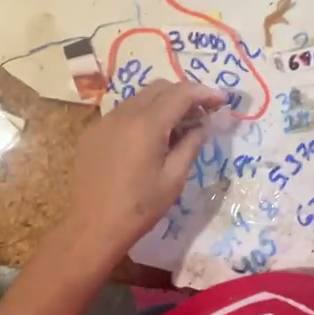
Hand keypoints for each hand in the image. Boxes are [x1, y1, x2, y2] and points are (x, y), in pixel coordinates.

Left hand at [59, 80, 226, 261]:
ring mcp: (104, 121)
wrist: (92, 226)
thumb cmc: (139, 208)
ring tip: (177, 126)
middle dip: (184, 94)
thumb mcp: (174, 179)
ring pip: (139, 98)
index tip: (221, 100)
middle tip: (201, 115)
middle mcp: (123, 114)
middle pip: (159, 88)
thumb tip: (201, 126)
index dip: (204, 93)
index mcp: (147, 124)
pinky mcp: (92, 132)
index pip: (180, 93)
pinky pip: (122, 112)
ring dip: (162, 103)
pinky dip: (142, 115)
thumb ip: (191, 145)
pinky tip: (149, 138)